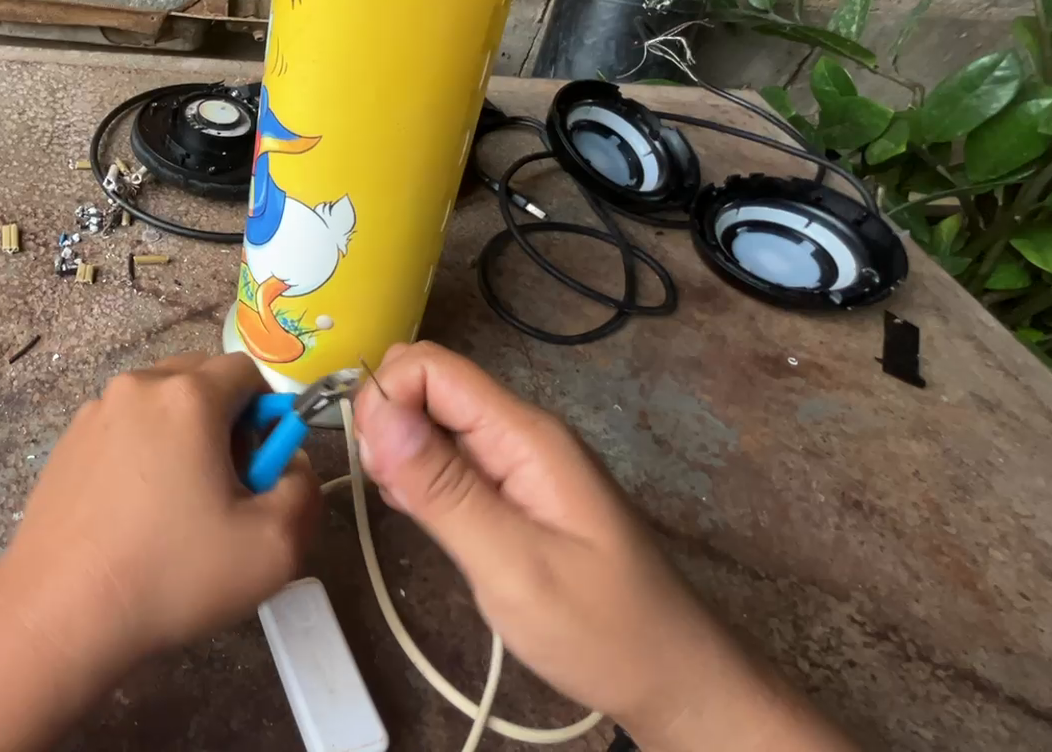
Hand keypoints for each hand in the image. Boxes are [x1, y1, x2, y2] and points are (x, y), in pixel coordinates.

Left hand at [2, 351, 320, 663]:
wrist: (61, 608)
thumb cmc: (172, 573)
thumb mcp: (273, 547)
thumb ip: (303, 489)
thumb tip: (289, 462)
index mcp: (187, 396)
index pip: (246, 369)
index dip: (268, 411)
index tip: (260, 463)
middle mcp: (137, 386)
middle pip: (200, 377)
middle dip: (225, 417)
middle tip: (224, 481)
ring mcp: (95, 410)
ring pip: (159, 401)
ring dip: (181, 431)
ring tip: (176, 499)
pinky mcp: (67, 439)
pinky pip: (123, 425)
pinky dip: (141, 447)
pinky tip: (133, 507)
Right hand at [352, 341, 854, 751]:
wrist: (677, 685)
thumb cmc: (600, 630)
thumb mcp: (513, 565)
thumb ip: (441, 487)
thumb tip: (376, 412)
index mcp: (523, 434)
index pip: (430, 366)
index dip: (387, 397)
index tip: (375, 461)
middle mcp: (516, 431)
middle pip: (426, 382)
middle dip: (387, 420)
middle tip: (390, 489)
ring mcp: (511, 458)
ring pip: (429, 417)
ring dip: (397, 449)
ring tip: (408, 509)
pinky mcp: (505, 485)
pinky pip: (442, 453)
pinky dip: (415, 473)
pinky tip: (420, 514)